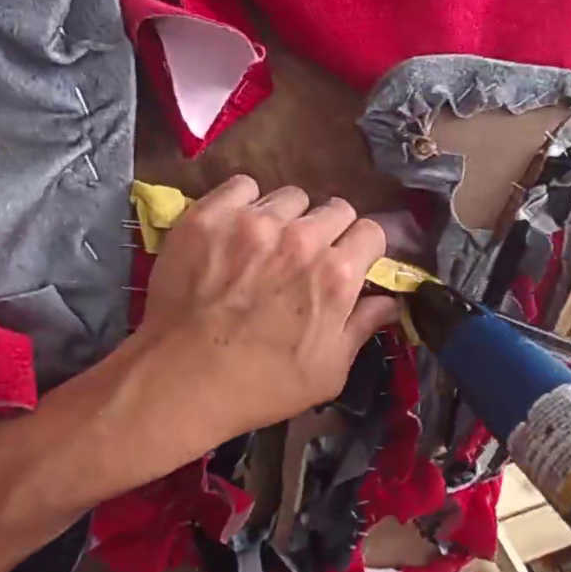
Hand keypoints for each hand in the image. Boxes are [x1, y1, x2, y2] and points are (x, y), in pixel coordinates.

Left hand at [131, 176, 400, 453]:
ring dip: (287, 217)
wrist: (181, 381)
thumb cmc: (262, 385)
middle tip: (305, 257)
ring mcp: (254, 222)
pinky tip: (236, 229)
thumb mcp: (329, 371)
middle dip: (329, 231)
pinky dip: (245, 202)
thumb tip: (388, 301)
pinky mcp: (211, 215)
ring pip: (290, 197)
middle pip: (335, 208)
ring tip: (266, 245)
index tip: (349, 261)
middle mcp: (302, 238)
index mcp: (337, 275)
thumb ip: (362, 327)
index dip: (362, 248)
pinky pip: (243, 186)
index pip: (371, 231)